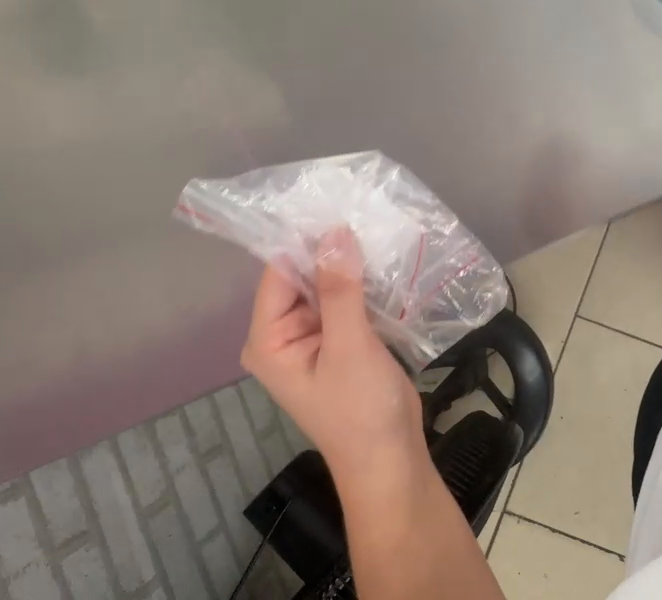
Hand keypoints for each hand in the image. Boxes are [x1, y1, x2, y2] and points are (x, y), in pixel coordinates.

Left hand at [241, 230, 423, 486]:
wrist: (390, 457)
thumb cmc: (360, 409)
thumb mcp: (350, 346)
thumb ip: (341, 289)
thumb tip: (334, 232)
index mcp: (269, 339)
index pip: (280, 273)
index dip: (308, 239)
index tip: (341, 204)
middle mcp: (285, 334)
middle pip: (305, 276)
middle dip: (336, 250)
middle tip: (371, 212)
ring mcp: (315, 338)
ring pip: (331, 286)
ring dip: (356, 265)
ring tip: (385, 230)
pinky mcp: (344, 341)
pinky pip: (350, 301)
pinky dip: (368, 284)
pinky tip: (392, 263)